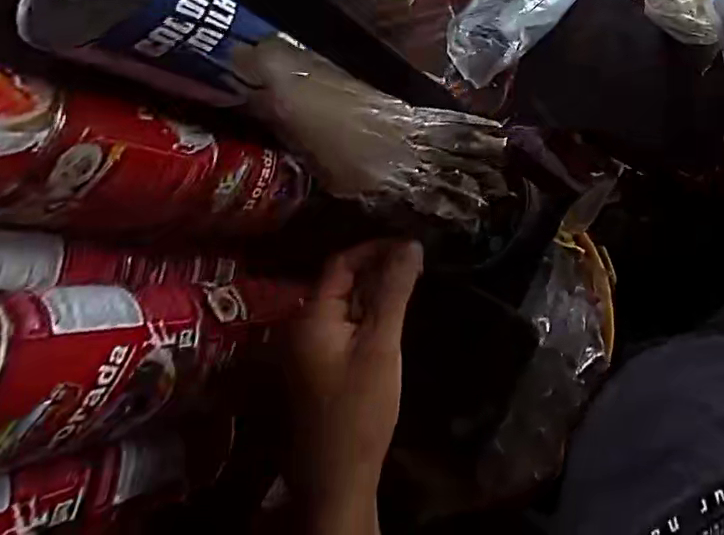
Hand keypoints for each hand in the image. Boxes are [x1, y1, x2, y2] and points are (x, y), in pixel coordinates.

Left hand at [289, 239, 422, 533]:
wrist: (338, 480)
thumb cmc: (359, 409)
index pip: (342, 263)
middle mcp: (303, 328)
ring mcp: (311, 349)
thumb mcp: (381, 343)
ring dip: (378, 289)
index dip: (377, 248)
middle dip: (380, 266)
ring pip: (347, 303)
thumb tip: (411, 243)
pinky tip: (396, 313)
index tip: (412, 246)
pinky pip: (348, 324)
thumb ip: (394, 291)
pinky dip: (372, 312)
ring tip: (414, 281)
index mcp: (310, 318)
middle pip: (343, 281)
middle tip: (419, 263)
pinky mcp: (323, 366)